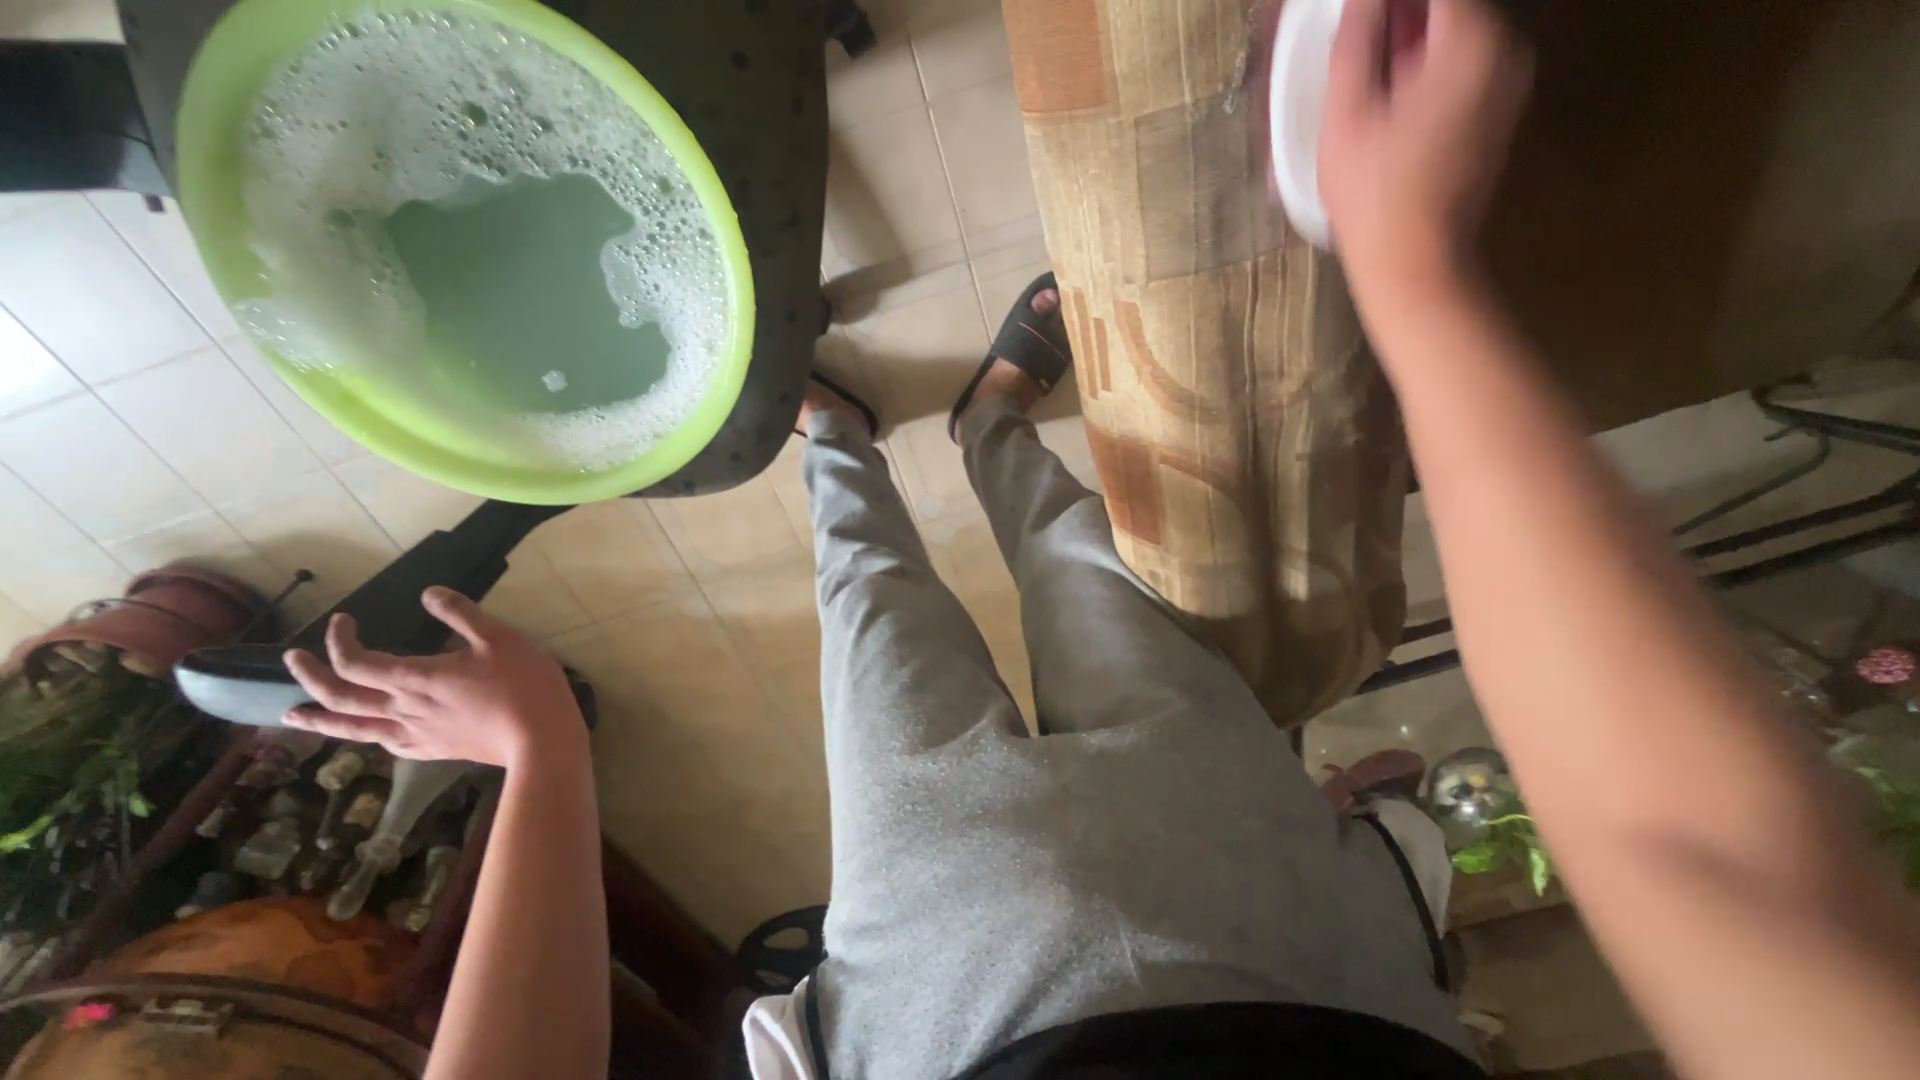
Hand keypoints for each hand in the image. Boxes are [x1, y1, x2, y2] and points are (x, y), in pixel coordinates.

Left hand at [281, 586, 584, 769]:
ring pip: (353, 728)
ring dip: (319, 718)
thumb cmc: (523, 684)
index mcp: (415, 678)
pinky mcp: (433, 749)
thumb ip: (462, 614)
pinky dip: (365, 737)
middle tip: (294, 658)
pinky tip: (364, 735)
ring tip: (292, 714)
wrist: (541, 738)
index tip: (343, 620)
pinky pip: (386, 745)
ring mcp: (416, 734)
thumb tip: (429, 594)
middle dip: (310, 676)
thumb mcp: (499, 638)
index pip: (355, 662)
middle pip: (340, 696)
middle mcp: (403, 708)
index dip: (339, 640)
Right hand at [1319, 0, 1532, 292]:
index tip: (1360, 15)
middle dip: (1400, 17)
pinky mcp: (1498, 111)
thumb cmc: (1374, 194)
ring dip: (1410, 41)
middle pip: (1448, 9)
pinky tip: (1390, 96)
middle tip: (1357, 39)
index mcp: (1472, 42)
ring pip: (1455, 34)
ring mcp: (1508, 83)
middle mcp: (1505, 51)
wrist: (1414, 262)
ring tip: (1366, 70)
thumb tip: (1363, 1)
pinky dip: (1426, 66)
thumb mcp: (1347, 113)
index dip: (1389, 2)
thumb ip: (1356, 38)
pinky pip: (1462, 65)